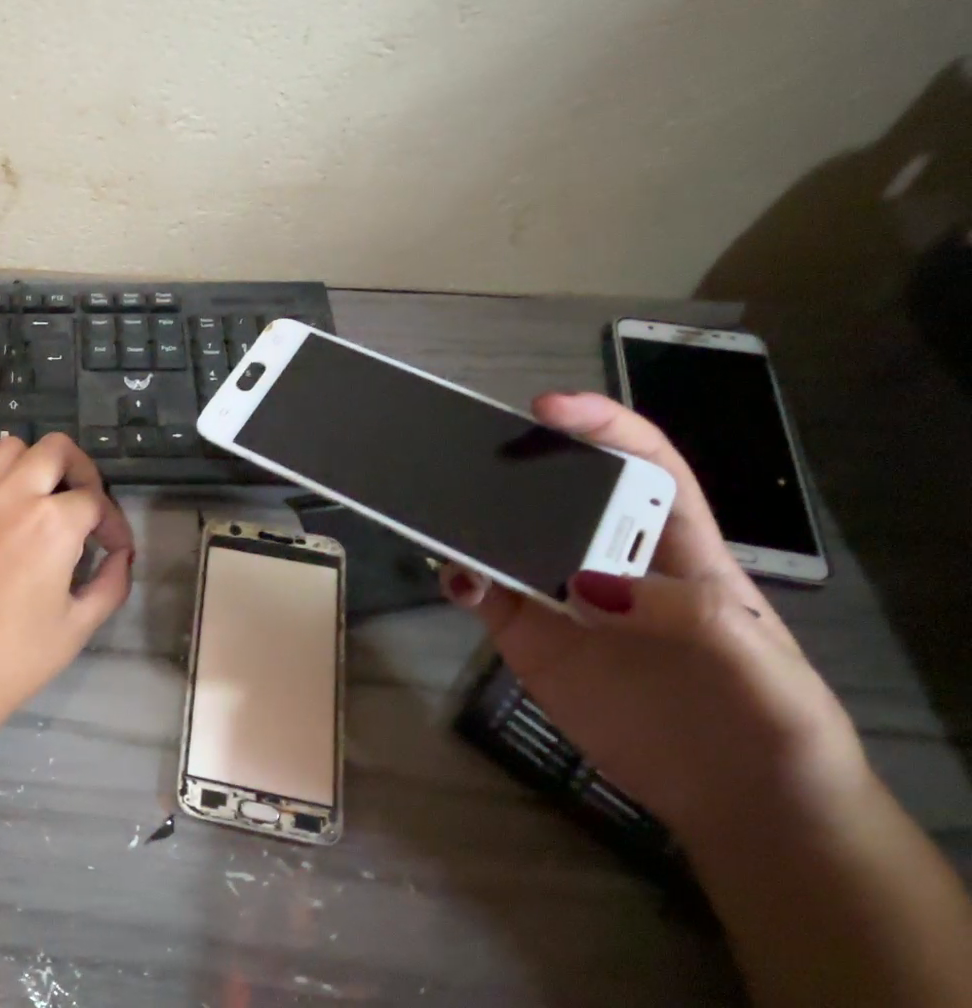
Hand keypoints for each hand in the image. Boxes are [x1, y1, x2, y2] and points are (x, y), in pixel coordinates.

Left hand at [0, 433, 134, 723]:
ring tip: (36, 505)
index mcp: (52, 522)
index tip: (113, 549)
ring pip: (7, 451)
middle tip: (81, 508)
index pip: (96, 499)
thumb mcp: (77, 627)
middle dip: (79, 471)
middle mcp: (9, 495)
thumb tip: (120, 557)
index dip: (112, 523)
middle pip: (54, 449)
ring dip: (31, 469)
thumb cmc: (11, 659)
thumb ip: (111, 583)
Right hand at [442, 393, 865, 838]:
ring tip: (439, 511)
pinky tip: (456, 579)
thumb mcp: (755, 661)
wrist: (736, 796)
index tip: (548, 410)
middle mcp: (613, 560)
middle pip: (561, 493)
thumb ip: (683, 611)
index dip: (601, 428)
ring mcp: (564, 598)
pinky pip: (485, 594)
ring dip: (473, 522)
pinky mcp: (530, 637)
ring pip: (509, 540)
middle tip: (469, 454)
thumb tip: (586, 585)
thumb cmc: (767, 718)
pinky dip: (461, 578)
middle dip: (518, 466)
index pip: (645, 465)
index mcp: (680, 548)